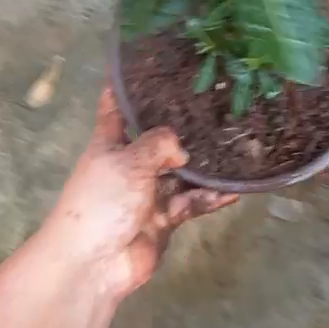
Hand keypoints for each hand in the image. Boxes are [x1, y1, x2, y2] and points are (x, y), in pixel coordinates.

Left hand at [35, 88, 236, 299]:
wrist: (94, 262)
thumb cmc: (103, 199)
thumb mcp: (129, 160)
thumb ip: (159, 144)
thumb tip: (182, 150)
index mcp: (110, 142)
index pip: (115, 107)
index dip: (123, 88)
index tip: (140, 66)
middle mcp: (129, 163)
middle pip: (156, 140)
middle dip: (178, 128)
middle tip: (211, 106)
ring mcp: (147, 192)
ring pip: (179, 173)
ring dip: (202, 166)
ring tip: (231, 147)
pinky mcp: (163, 219)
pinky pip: (191, 203)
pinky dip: (210, 198)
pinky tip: (234, 190)